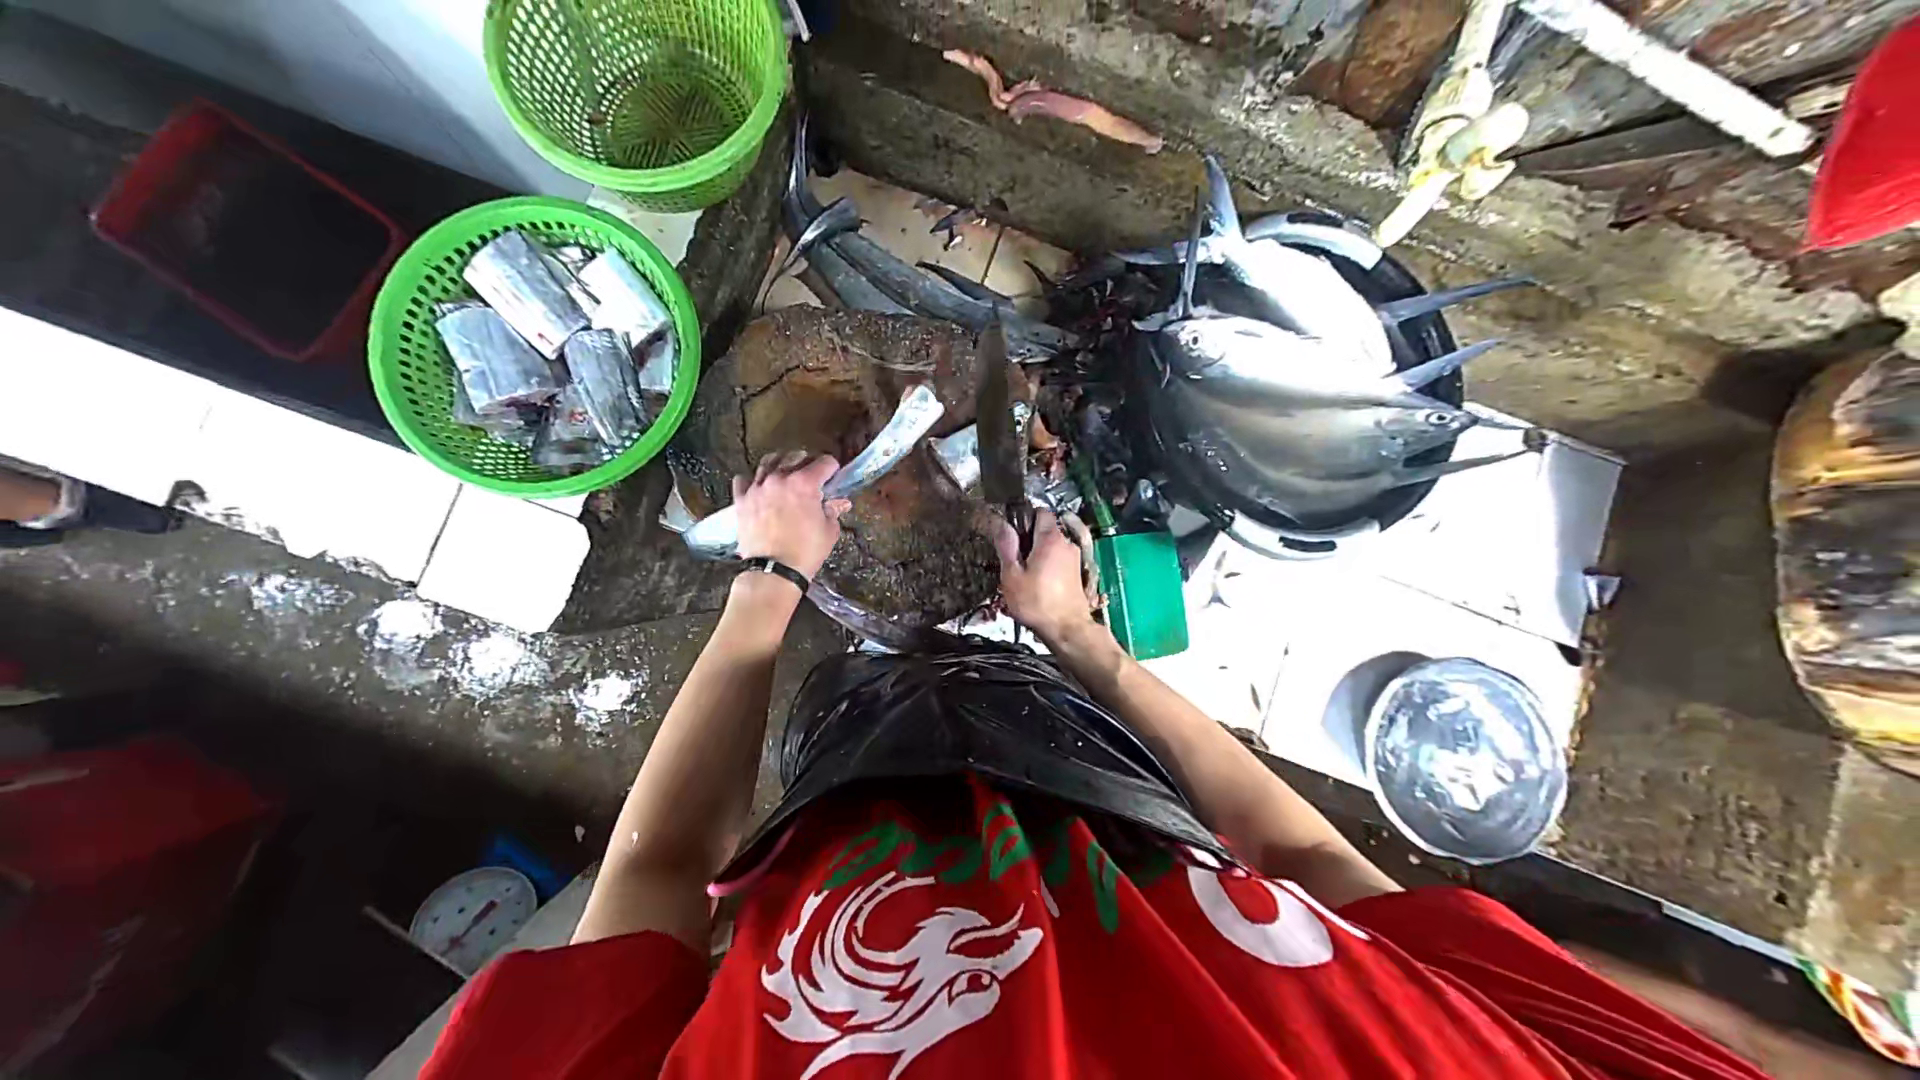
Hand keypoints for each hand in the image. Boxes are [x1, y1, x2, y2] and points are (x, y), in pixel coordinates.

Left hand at [733, 452, 850, 578]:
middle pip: (795, 456)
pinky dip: (752, 480)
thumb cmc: (806, 551)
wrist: (775, 570)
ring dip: (780, 464)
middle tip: (812, 476)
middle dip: (807, 462)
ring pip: (768, 462)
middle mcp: (780, 478)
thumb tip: (839, 503)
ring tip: (785, 475)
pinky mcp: (742, 500)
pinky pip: (744, 480)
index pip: (824, 463)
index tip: (833, 476)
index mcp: (805, 483)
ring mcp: (758, 487)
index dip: (833, 469)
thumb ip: (833, 511)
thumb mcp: (829, 531)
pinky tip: (759, 487)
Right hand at [994, 508, 1097, 644]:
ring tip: (1023, 574)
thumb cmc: (1036, 602)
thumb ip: (1006, 546)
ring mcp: (1074, 558)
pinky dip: (1047, 564)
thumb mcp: (1012, 575)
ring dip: (1037, 554)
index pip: (1040, 512)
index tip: (1011, 531)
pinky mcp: (1076, 572)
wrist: (1066, 629)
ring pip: (1051, 546)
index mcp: (1051, 538)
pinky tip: (1036, 582)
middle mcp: (1066, 543)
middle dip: (1029, 539)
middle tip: (1012, 558)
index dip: (1024, 517)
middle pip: (1045, 530)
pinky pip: (1058, 559)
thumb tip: (1000, 523)